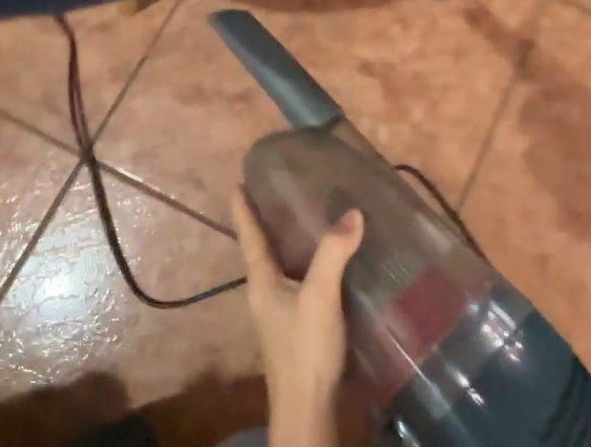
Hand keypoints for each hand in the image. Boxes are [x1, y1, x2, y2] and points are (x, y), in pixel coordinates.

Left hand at [232, 188, 364, 424]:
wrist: (309, 407)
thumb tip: (353, 212)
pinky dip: (313, 262)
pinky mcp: (301, 325)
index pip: (250, 237)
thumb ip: (333, 252)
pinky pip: (303, 281)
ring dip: (293, 242)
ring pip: (285, 265)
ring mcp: (282, 312)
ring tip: (311, 215)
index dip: (245, 211)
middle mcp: (267, 293)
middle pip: (266, 249)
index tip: (237, 184)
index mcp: (262, 282)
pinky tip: (334, 259)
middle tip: (283, 189)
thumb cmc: (304, 348)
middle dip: (271, 221)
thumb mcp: (319, 295)